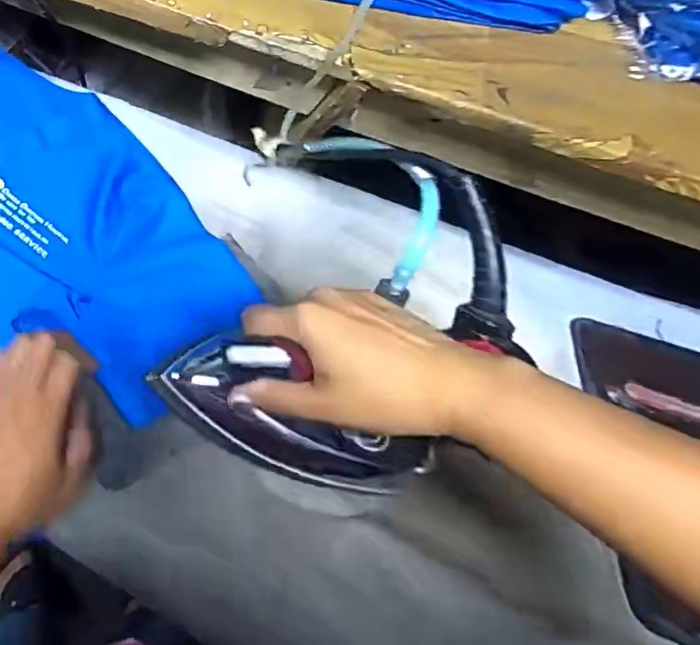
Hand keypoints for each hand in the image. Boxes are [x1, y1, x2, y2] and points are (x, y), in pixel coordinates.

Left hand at [0, 333, 95, 541]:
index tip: (92, 373)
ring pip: (19, 341)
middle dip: (63, 344)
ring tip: (48, 363)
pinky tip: (24, 373)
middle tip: (73, 363)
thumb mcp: (72, 479)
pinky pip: (0, 356)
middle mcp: (22, 388)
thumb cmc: (29, 496)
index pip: (67, 358)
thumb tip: (83, 404)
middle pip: (42, 340)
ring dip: (38, 346)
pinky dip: (16, 354)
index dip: (84, 359)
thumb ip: (84, 437)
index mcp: (47, 407)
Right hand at [236, 288, 513, 439]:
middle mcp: (320, 295)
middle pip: (285, 317)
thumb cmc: (388, 397)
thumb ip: (275, 396)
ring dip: (317, 335)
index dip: (257, 346)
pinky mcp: (377, 297)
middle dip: (292, 344)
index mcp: (303, 317)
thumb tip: (235, 394)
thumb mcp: (327, 406)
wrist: (465, 386)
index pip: (252, 319)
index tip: (281, 372)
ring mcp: (351, 293)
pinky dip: (343, 328)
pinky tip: (373, 355)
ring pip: (313, 313)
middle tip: (320, 378)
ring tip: (351, 368)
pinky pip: (341, 309)